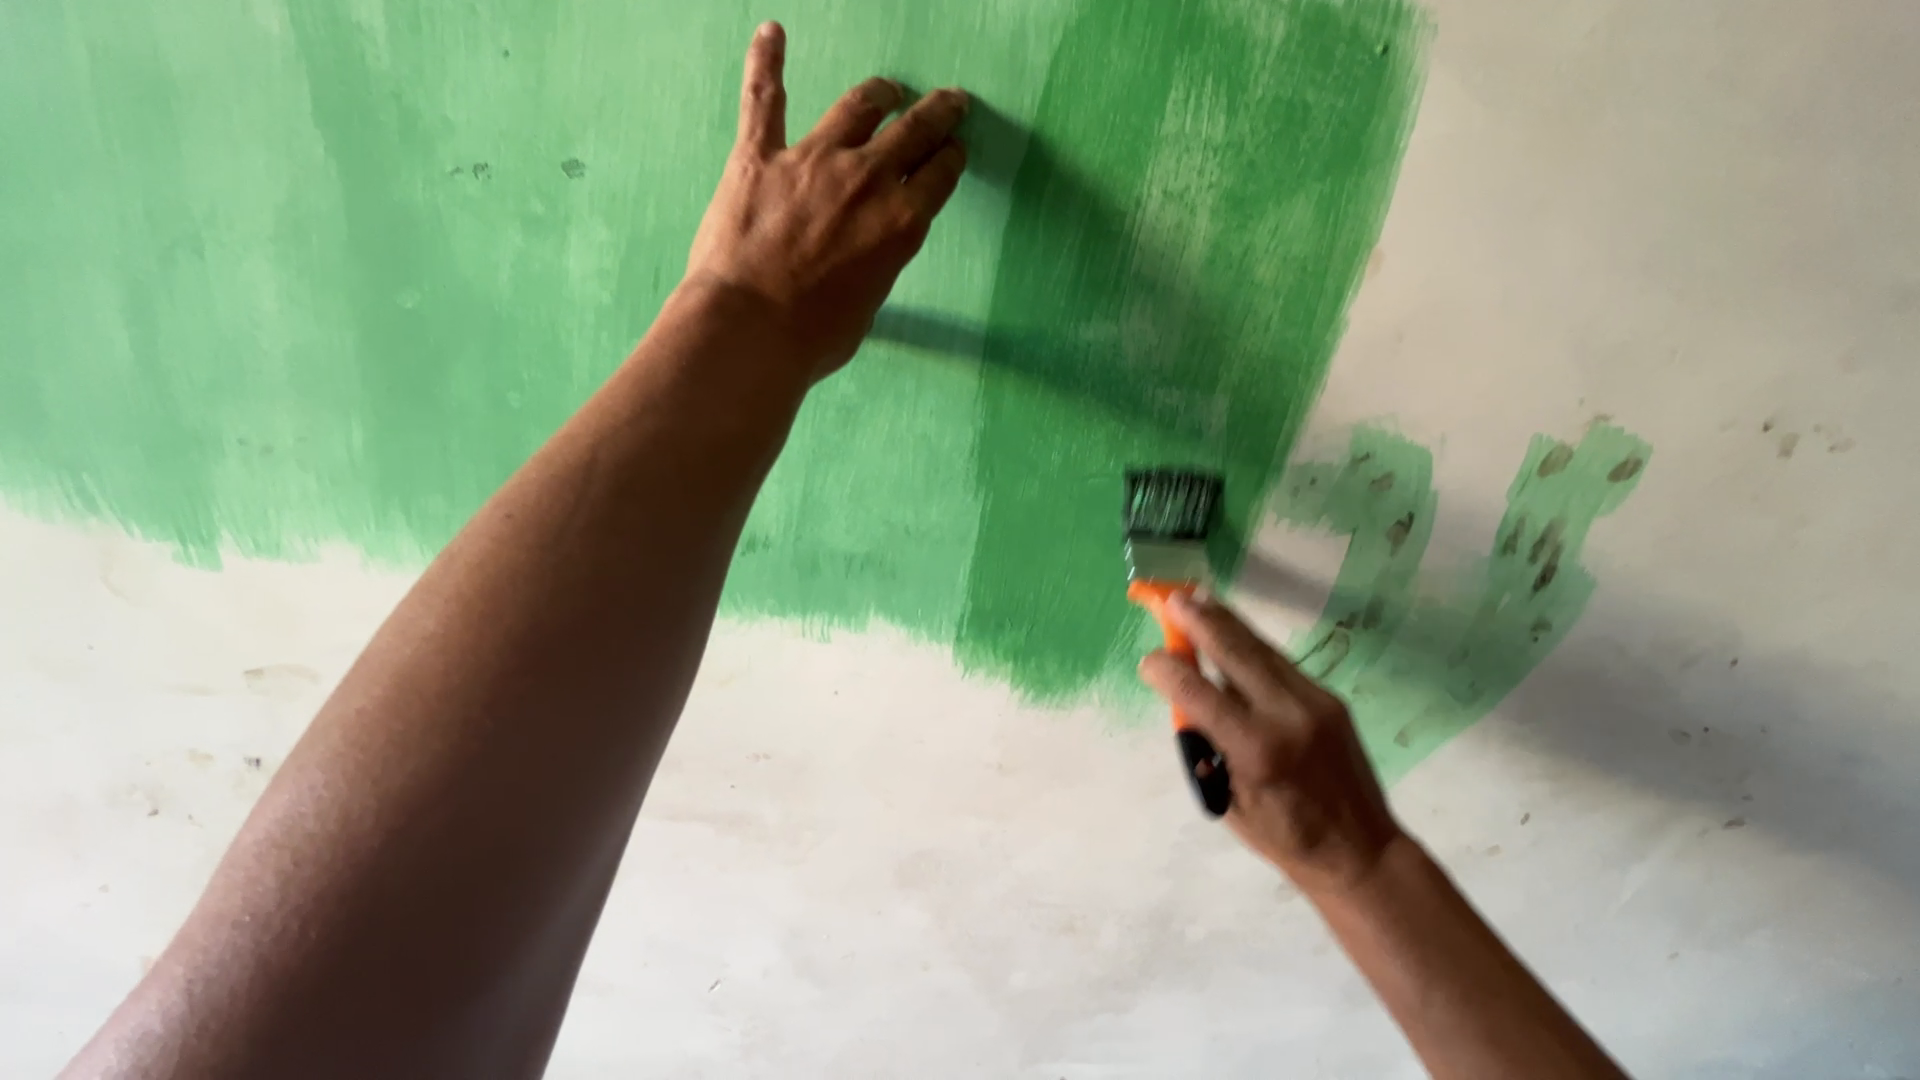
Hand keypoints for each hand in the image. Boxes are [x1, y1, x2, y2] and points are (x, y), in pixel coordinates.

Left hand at [685, 23, 970, 381]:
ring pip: (855, 108)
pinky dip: (766, 63)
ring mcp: (812, 160)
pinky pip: (762, 99)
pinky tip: (771, 33)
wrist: (749, 329)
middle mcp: (866, 180)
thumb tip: (864, 253)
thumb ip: (874, 264)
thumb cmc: (813, 337)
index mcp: (900, 224)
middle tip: (949, 103)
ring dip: (878, 94)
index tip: (953, 152)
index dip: (949, 160)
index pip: (938, 176)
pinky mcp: (759, 156)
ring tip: (888, 89)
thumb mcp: (867, 306)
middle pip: (912, 132)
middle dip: (936, 115)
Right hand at [1139, 591, 1405, 894]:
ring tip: (1198, 598)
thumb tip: (1190, 698)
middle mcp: (1285, 715)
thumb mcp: (1227, 799)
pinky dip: (1250, 644)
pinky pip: (1280, 662)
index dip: (1167, 670)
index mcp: (1254, 749)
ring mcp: (1312, 702)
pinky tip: (1233, 632)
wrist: (1362, 851)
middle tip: (1171, 598)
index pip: (1197, 692)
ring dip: (1225, 621)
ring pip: (1260, 649)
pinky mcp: (1328, 698)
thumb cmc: (1284, 837)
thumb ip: (1207, 745)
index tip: (1149, 663)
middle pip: (1233, 652)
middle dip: (1199, 622)